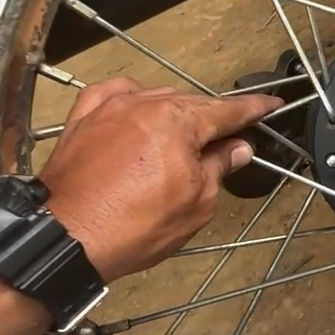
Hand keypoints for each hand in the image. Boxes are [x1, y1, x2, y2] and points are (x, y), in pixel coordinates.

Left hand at [39, 78, 280, 279]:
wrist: (62, 241)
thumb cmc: (133, 226)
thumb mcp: (197, 202)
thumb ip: (219, 166)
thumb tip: (236, 149)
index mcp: (178, 123)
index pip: (229, 110)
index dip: (255, 109)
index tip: (271, 105)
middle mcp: (144, 106)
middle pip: (194, 104)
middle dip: (215, 120)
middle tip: (230, 142)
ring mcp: (109, 110)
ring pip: (158, 97)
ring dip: (177, 113)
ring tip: (185, 137)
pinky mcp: (82, 121)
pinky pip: (112, 94)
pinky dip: (132, 97)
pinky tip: (139, 108)